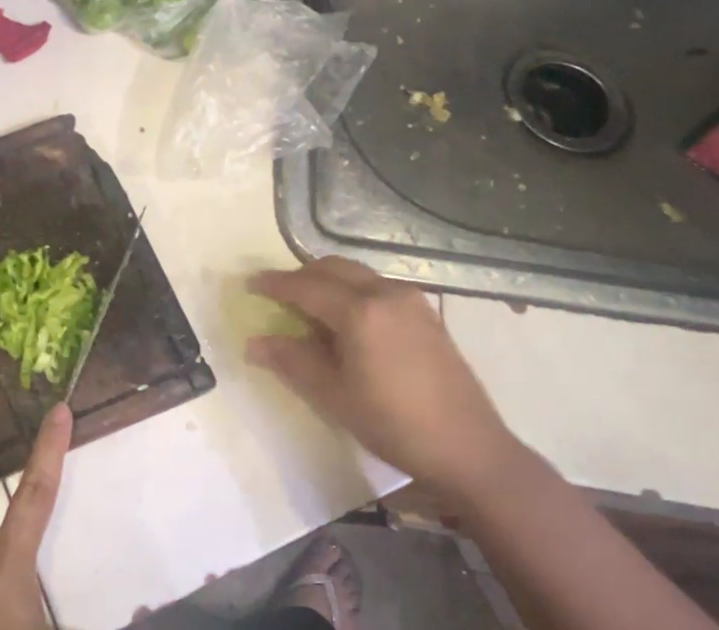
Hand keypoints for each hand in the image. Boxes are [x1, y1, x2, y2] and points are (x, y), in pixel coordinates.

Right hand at [247, 258, 527, 499]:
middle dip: (301, 276)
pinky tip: (347, 321)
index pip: (305, 287)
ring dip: (328, 282)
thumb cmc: (393, 424)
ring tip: (309, 307)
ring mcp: (411, 302)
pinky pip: (378, 288)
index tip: (249, 284)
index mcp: (360, 311)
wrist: (469, 449)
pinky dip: (353, 291)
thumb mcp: (334, 396)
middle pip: (333, 268)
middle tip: (277, 294)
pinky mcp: (427, 315)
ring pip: (358, 275)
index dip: (274, 285)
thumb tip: (254, 343)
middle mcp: (385, 293)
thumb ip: (292, 361)